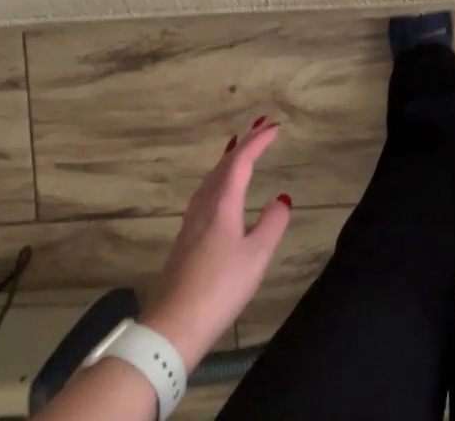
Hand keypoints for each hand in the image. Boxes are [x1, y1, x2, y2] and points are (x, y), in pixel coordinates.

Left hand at [141, 119, 291, 367]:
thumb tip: (280, 199)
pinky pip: (205, 196)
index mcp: (221, 206)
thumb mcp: (257, 255)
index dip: (256, 143)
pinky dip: (219, 181)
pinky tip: (222, 192)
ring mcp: (191, 226)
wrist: (173, 327)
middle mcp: (203, 209)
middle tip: (259, 129)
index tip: (274, 127)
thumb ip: (272, 223)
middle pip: (221, 168)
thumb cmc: (220, 287)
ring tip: (239, 151)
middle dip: (241, 146)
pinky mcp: (186, 242)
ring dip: (227, 162)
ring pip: (210, 182)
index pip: (239, 163)